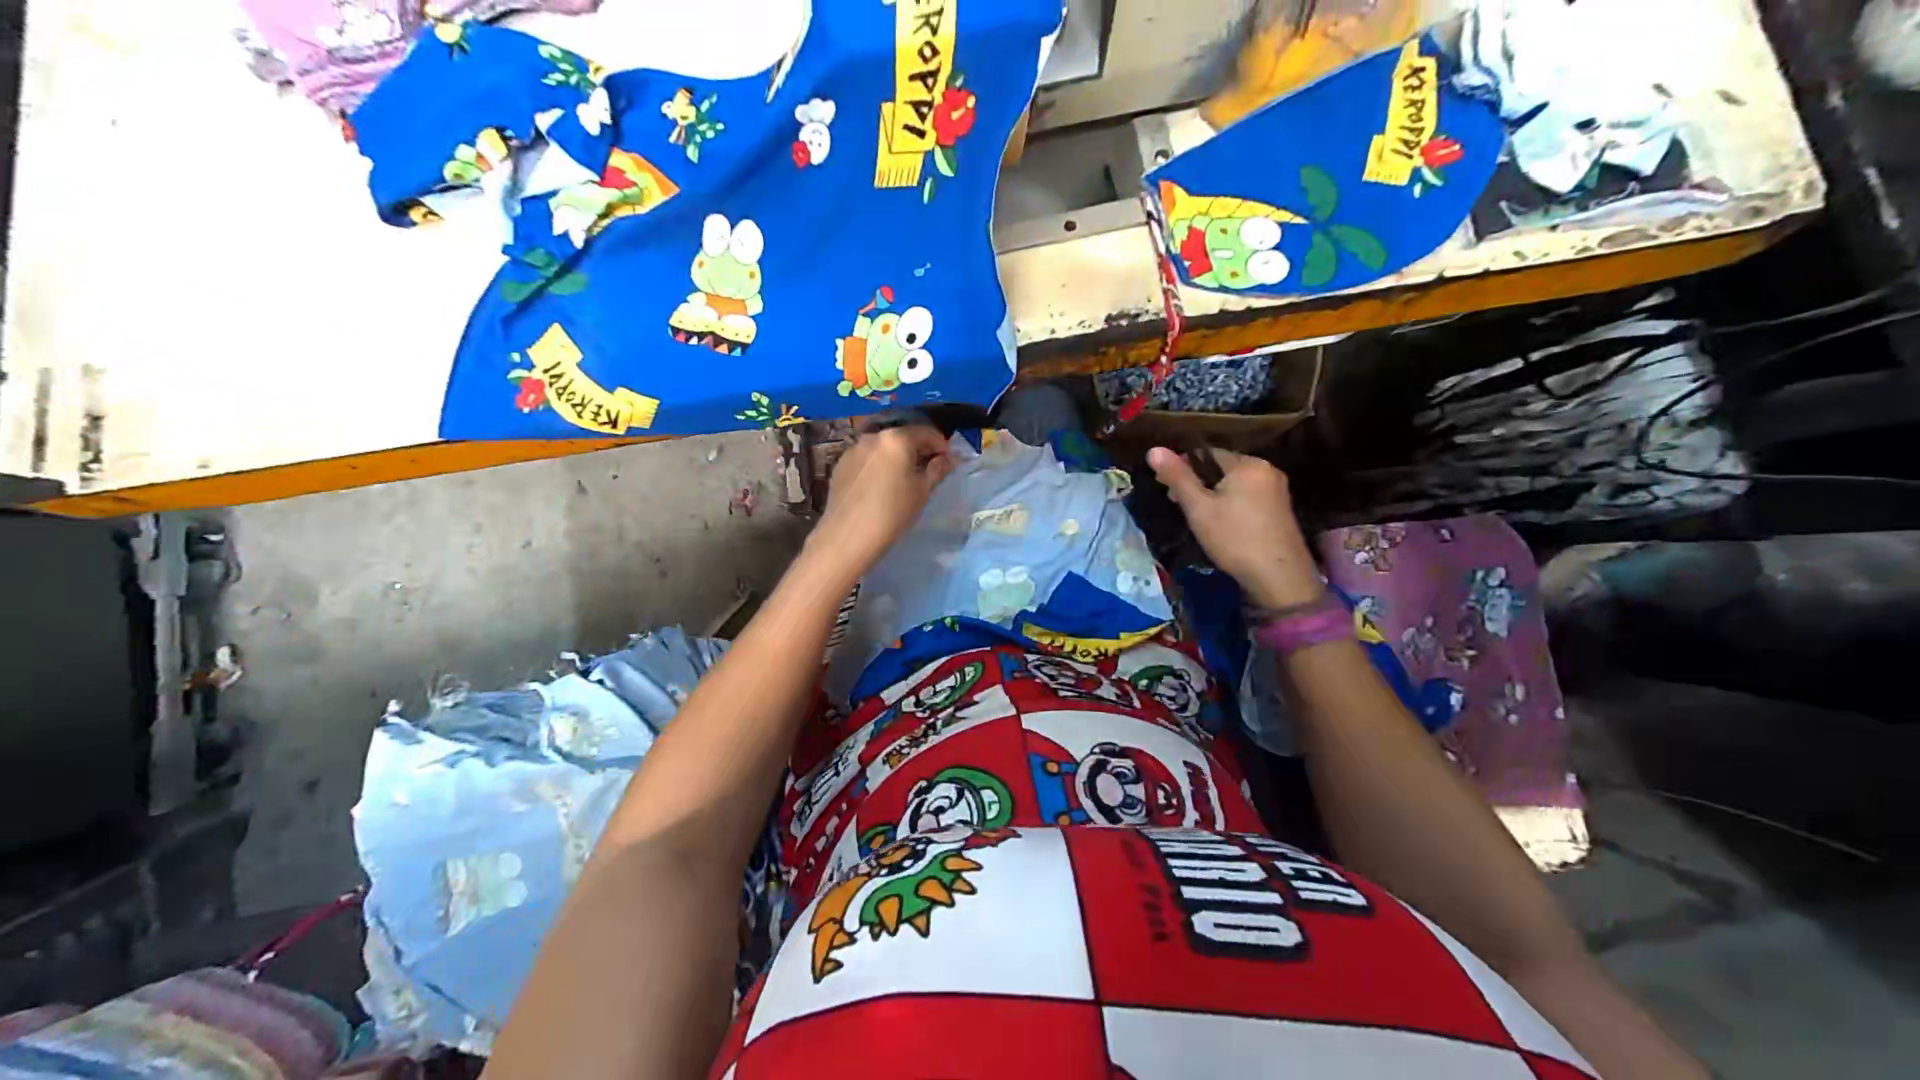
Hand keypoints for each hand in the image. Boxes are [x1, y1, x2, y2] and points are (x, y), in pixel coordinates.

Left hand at [809, 421, 952, 578]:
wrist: (848, 536)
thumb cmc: (893, 512)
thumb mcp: (922, 491)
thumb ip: (937, 469)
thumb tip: (948, 458)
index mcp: (896, 438)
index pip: (925, 432)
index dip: (940, 444)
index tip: (948, 459)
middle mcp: (872, 437)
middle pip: (901, 437)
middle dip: (917, 450)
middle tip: (928, 469)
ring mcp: (853, 450)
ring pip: (882, 448)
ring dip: (895, 457)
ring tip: (903, 478)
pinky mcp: (840, 466)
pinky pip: (866, 460)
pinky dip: (877, 466)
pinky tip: (880, 485)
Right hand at [1147, 446, 1324, 610]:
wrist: (1279, 577)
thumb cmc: (1234, 538)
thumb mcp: (1199, 508)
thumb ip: (1178, 477)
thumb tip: (1154, 449)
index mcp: (1248, 464)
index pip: (1207, 454)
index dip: (1183, 468)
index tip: (1165, 488)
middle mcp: (1268, 470)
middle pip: (1222, 469)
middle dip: (1198, 484)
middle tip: (1178, 505)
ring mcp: (1277, 491)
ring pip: (1234, 485)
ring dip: (1213, 496)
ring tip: (1197, 518)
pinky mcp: (1281, 510)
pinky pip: (1248, 498)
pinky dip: (1231, 505)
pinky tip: (1221, 526)